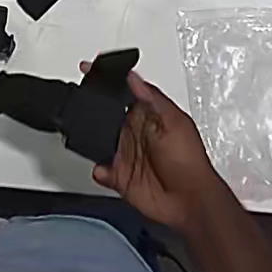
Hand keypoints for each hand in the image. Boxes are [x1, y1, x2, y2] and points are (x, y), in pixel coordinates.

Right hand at [89, 68, 231, 233]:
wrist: (191, 204)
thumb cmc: (190, 162)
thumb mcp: (174, 123)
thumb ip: (152, 99)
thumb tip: (133, 77)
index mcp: (147, 116)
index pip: (123, 91)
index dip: (106, 79)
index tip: (89, 67)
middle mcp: (134, 132)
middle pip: (105, 114)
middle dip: (91, 107)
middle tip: (80, 102)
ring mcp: (126, 154)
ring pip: (99, 140)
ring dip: (91, 138)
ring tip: (85, 135)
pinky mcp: (121, 176)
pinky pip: (101, 170)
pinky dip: (98, 169)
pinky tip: (102, 168)